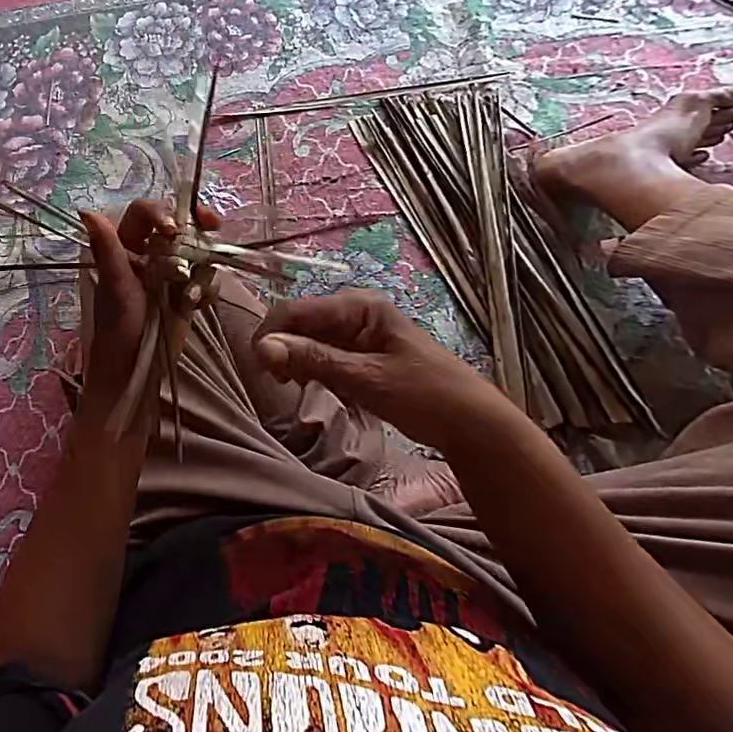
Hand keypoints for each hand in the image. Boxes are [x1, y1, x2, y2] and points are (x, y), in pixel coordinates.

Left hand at [77, 200, 218, 423]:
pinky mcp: (187, 293)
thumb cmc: (118, 330)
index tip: (174, 230)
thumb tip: (86, 210)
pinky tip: (198, 305)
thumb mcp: (115, 287)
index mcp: (123, 247)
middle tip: (211, 226)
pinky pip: (207, 278)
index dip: (162, 213)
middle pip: (178, 224)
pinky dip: (206, 289)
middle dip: (196, 226)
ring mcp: (170, 274)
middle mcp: (147, 255)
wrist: (134, 373)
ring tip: (190, 293)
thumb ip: (107, 248)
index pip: (144, 214)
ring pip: (197, 251)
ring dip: (201, 267)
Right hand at [253, 290, 511, 426]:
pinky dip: (310, 370)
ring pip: (307, 341)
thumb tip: (262, 348)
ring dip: (294, 361)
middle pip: (299, 323)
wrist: (474, 426)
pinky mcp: (360, 355)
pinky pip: (321, 355)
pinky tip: (310, 386)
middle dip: (282, 349)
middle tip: (277, 383)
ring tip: (292, 387)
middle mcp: (355, 313)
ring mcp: (358, 334)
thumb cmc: (425, 396)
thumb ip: (313, 360)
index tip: (258, 368)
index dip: (270, 334)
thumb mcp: (365, 378)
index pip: (296, 310)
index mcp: (359, 306)